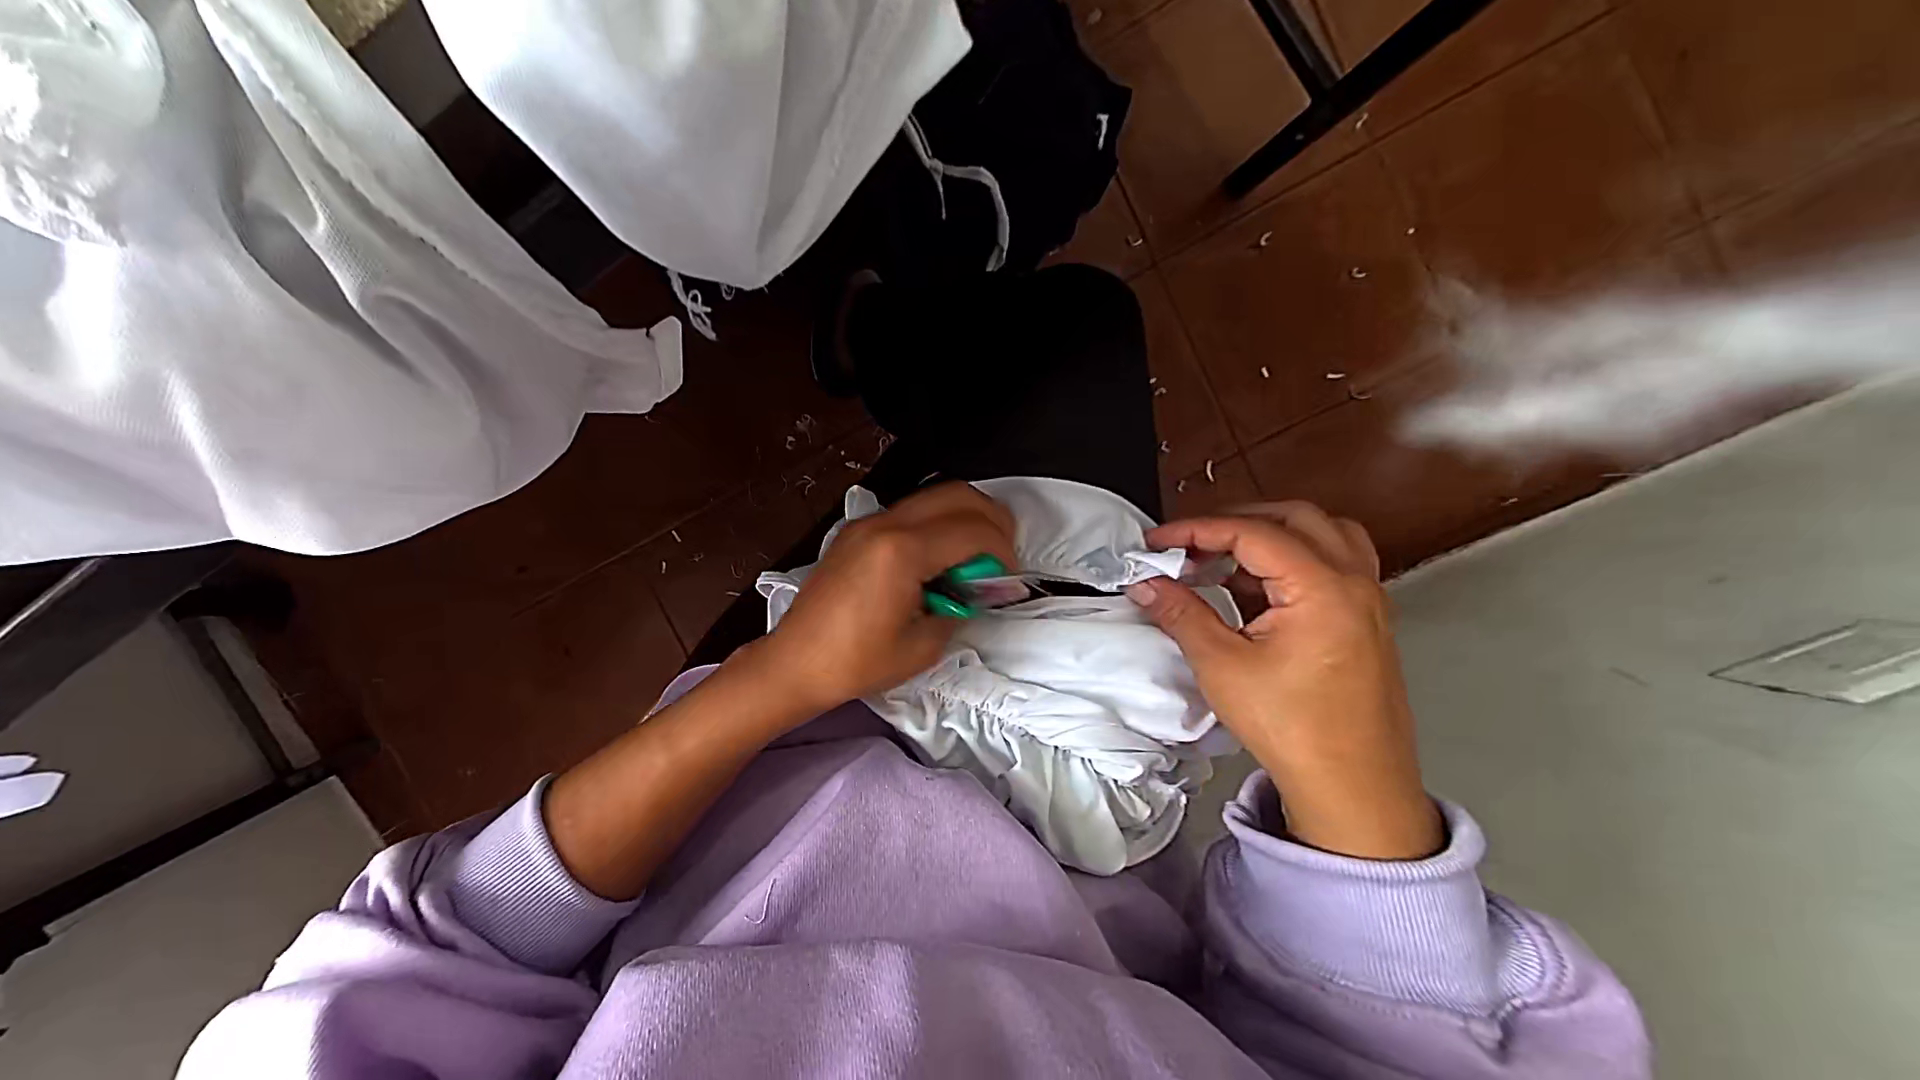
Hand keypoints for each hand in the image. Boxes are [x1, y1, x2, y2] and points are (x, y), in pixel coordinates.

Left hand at [753, 481, 1016, 710]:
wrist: (794, 663)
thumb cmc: (856, 663)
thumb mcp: (923, 646)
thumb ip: (960, 609)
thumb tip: (976, 591)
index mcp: (902, 551)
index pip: (973, 531)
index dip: (1002, 552)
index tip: (1008, 579)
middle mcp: (885, 524)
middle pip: (958, 494)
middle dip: (992, 519)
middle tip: (1001, 554)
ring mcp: (867, 523)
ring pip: (934, 495)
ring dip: (964, 517)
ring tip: (974, 556)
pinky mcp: (856, 530)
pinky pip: (910, 510)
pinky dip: (937, 522)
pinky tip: (938, 559)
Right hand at [1125, 502, 1442, 859]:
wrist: (1353, 788)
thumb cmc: (1296, 730)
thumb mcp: (1222, 666)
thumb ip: (1181, 614)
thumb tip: (1148, 585)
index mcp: (1322, 587)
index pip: (1251, 531)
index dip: (1196, 530)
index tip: (1159, 542)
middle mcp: (1354, 581)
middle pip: (1290, 518)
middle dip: (1231, 523)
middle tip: (1188, 546)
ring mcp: (1368, 599)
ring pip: (1319, 533)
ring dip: (1268, 534)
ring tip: (1225, 560)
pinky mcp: (1367, 619)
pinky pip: (1333, 562)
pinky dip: (1292, 558)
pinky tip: (1259, 588)